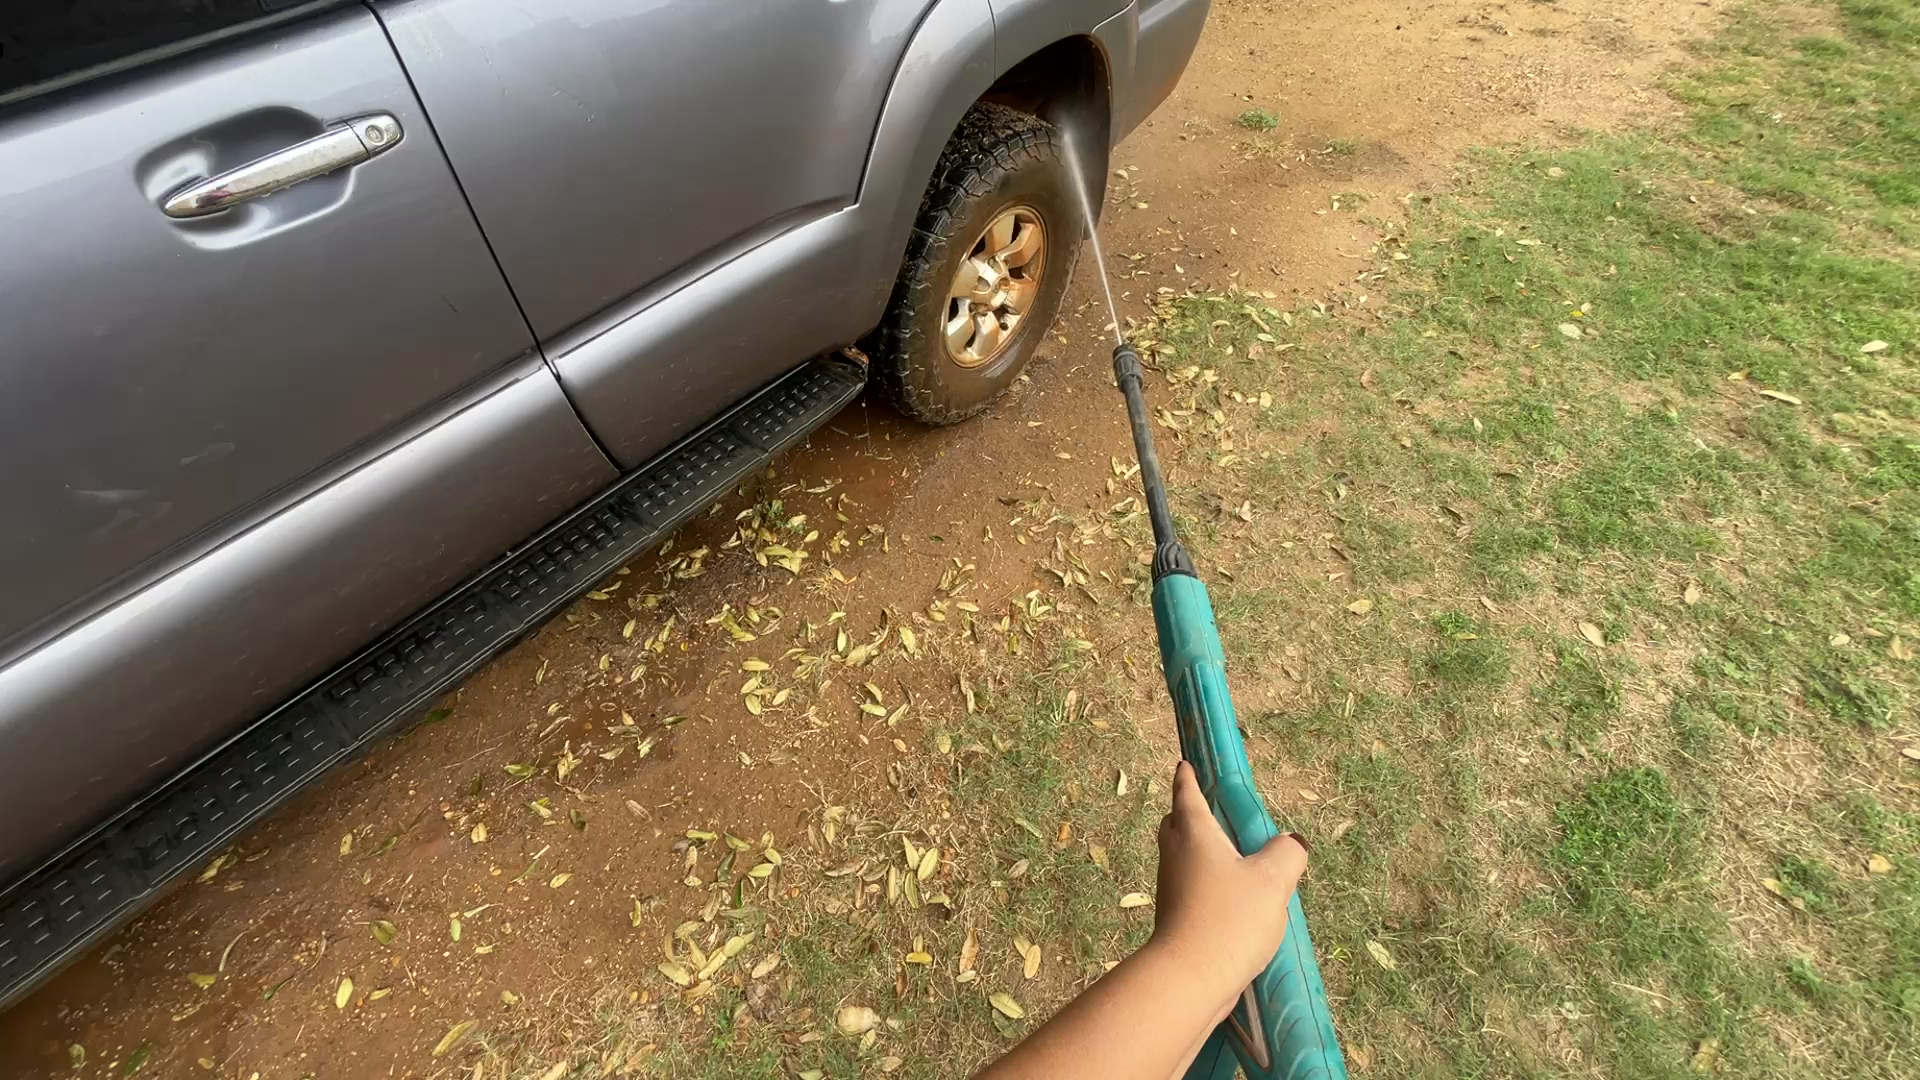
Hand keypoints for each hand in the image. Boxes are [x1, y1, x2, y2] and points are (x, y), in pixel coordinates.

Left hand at [1149, 761, 1307, 997]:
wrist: (1191, 974)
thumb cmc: (1230, 916)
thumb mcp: (1271, 881)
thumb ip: (1286, 855)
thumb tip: (1293, 841)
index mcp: (1193, 831)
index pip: (1186, 793)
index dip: (1187, 777)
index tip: (1184, 764)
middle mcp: (1175, 850)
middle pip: (1176, 821)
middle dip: (1188, 811)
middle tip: (1209, 809)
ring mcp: (1170, 881)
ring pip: (1179, 851)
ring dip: (1195, 845)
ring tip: (1226, 853)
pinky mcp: (1172, 909)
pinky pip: (1185, 879)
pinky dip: (1200, 875)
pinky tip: (1226, 893)